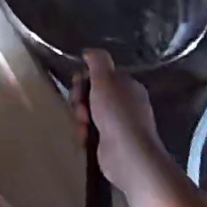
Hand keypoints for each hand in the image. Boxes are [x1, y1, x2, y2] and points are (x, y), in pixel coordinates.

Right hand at [77, 49, 171, 200]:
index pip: (100, 75)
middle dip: (80, 99)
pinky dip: (83, 132)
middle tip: (79, 106)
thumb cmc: (117, 113)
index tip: (78, 84)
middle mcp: (125, 104)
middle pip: (92, 93)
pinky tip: (84, 137)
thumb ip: (97, 60)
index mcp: (127, 86)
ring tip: (82, 125)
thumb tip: (89, 51)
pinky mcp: (110, 142)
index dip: (85, 78)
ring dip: (79, 117)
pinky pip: (89, 130)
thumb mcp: (105, 78)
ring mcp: (118, 124)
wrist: (128, 155)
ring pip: (88, 112)